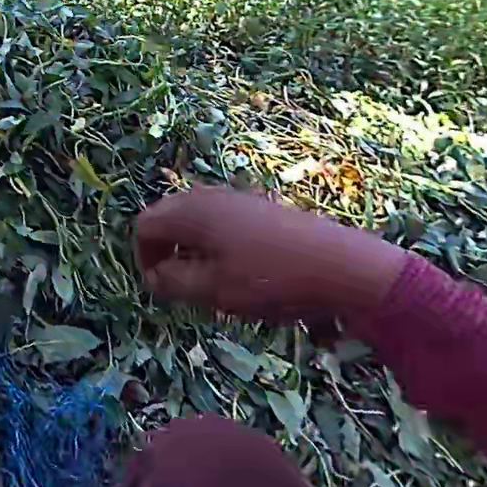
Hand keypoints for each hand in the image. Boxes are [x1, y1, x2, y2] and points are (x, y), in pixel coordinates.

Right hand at [134, 186, 407, 323]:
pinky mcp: (258, 207)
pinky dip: (212, 242)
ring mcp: (235, 198)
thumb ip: (174, 282)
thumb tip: (153, 277)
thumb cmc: (271, 280)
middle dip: (164, 251)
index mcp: (191, 212)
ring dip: (188, 247)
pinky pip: (218, 219)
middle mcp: (207, 197)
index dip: (143, 258)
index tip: (158, 289)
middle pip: (166, 217)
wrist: (344, 267)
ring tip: (206, 281)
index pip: (144, 226)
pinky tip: (236, 269)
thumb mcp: (215, 290)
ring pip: (193, 219)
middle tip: (177, 285)